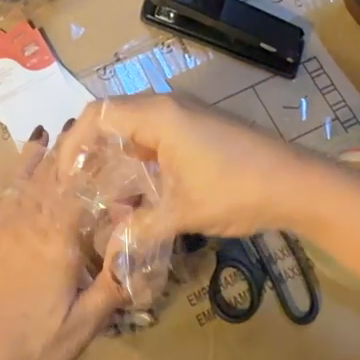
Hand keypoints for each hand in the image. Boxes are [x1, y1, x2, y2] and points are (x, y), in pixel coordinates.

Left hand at [0, 126, 125, 359]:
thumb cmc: (27, 354)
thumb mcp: (79, 330)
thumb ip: (110, 286)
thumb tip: (138, 246)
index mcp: (56, 240)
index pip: (80, 189)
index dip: (94, 160)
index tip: (109, 134)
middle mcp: (26, 225)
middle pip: (49, 179)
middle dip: (66, 149)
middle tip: (81, 120)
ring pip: (19, 185)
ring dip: (32, 158)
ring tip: (43, 131)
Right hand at [60, 94, 330, 240]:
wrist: (296, 183)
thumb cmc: (234, 188)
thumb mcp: (182, 212)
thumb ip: (140, 227)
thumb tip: (108, 253)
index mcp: (157, 114)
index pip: (99, 114)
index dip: (74, 141)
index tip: (63, 175)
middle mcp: (166, 106)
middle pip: (114, 117)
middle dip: (91, 149)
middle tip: (75, 185)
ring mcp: (185, 116)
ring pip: (135, 128)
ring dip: (116, 155)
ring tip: (101, 192)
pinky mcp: (198, 130)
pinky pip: (155, 137)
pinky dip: (139, 159)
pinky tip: (138, 192)